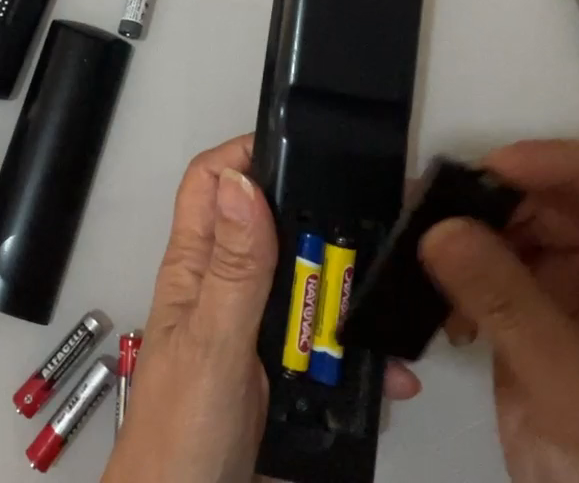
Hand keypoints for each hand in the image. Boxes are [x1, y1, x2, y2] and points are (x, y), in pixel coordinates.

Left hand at [103, 135, 419, 482]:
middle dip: (322, 230)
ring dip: (350, 301)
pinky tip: (392, 376)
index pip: (209, 184)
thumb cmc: (183, 429)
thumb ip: (233, 269)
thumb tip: (240, 181)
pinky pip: (326, 350)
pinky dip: (359, 359)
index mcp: (194, 268)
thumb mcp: (213, 343)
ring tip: (394, 311)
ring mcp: (253, 332)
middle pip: (272, 231)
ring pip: (309, 291)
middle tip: (379, 236)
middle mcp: (224, 289)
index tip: (301, 148)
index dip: (244, 155)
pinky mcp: (280, 375)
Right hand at [421, 140, 578, 482]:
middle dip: (497, 198)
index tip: (492, 168)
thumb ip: (508, 303)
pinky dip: (455, 269)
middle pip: (558, 199)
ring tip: (423, 246)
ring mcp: (572, 292)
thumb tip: (438, 228)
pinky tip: (438, 300)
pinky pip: (485, 263)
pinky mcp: (527, 313)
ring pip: (515, 225)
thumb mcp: (576, 385)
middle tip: (433, 203)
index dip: (562, 162)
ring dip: (467, 230)